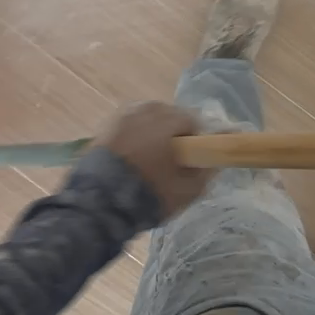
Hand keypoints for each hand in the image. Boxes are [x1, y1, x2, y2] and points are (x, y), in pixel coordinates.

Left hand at [96, 102, 207, 219]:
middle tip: (172, 159)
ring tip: (150, 158)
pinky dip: (134, 136)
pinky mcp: (105, 127)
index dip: (195, 139)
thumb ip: (206, 173)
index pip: (192, 120)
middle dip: (173, 133)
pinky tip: (132, 157)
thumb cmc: (148, 194)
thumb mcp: (186, 191)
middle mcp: (145, 110)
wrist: (99, 204)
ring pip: (147, 118)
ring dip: (153, 132)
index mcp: (167, 120)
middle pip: (168, 115)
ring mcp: (122, 117)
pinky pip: (128, 126)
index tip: (192, 159)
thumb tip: (215, 161)